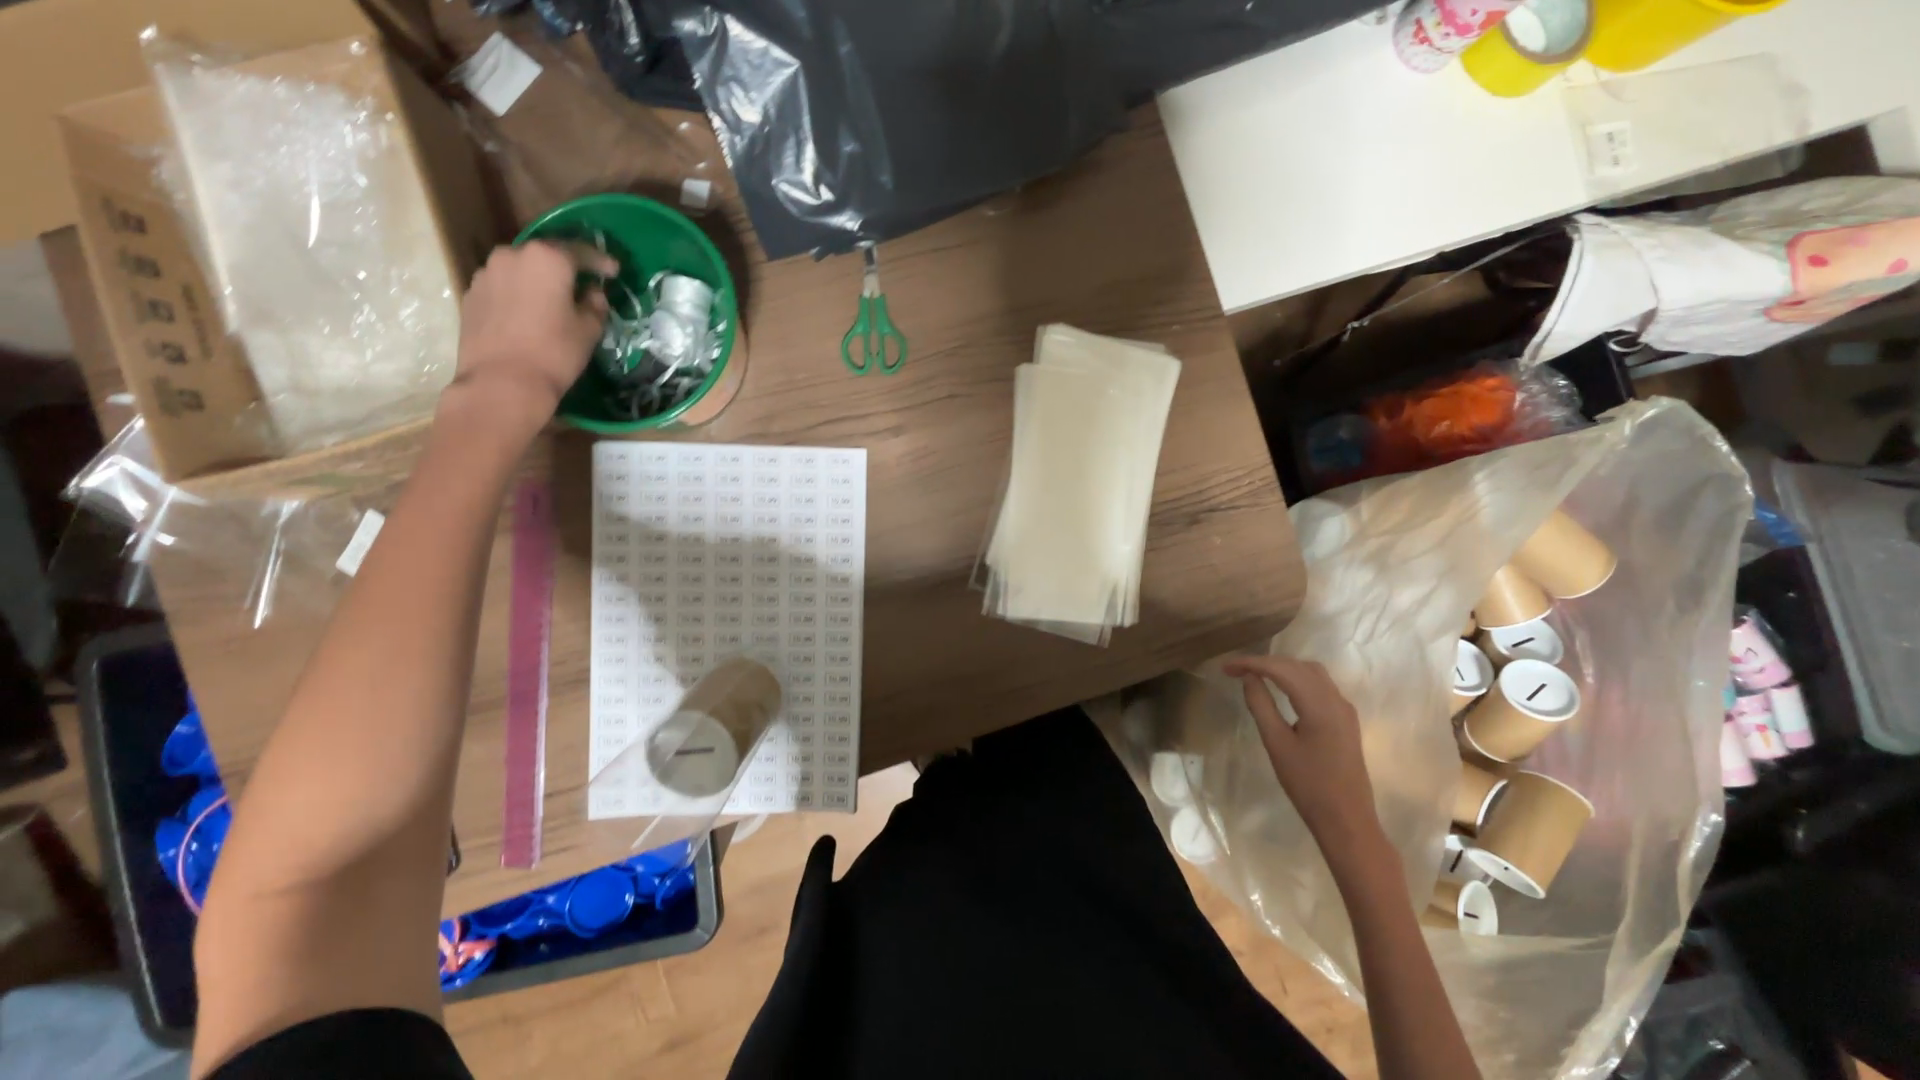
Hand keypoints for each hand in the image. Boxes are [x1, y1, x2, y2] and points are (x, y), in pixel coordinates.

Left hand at [448, 241, 617, 427]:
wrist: (500, 383)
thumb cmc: (554, 353)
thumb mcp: (589, 330)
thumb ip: (595, 305)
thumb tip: (592, 294)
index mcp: (547, 258)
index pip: (580, 251)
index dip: (600, 261)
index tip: (613, 271)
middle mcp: (512, 255)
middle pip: (545, 256)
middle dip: (564, 269)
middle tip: (579, 285)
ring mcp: (486, 274)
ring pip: (520, 270)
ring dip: (537, 281)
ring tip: (549, 302)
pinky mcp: (471, 295)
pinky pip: (502, 287)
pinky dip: (517, 295)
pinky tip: (526, 315)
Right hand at [1221, 656, 1388, 867]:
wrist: (1346, 818)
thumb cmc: (1307, 785)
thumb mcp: (1277, 744)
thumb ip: (1261, 706)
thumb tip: (1249, 678)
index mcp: (1319, 704)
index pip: (1281, 669)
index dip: (1251, 663)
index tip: (1225, 667)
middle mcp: (1336, 699)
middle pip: (1298, 666)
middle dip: (1266, 663)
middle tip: (1235, 670)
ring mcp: (1344, 709)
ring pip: (1312, 673)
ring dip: (1284, 668)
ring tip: (1256, 675)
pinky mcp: (1346, 720)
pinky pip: (1321, 686)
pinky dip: (1298, 679)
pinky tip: (1283, 688)